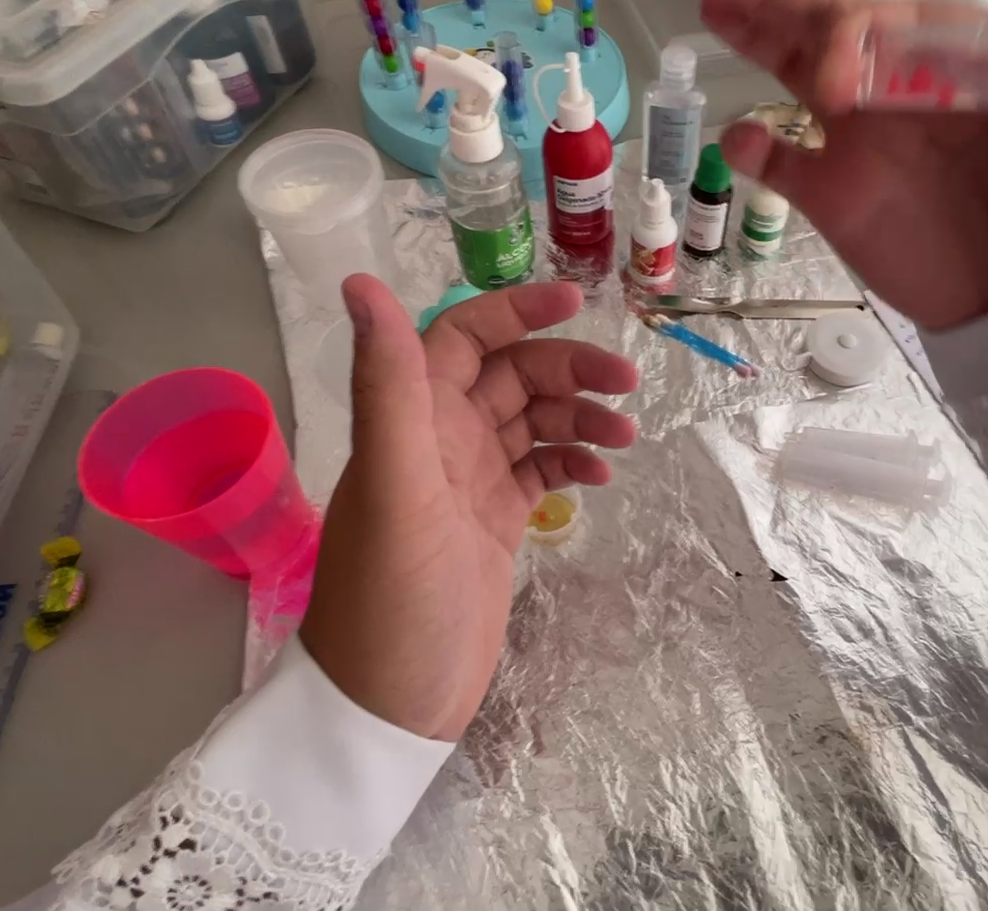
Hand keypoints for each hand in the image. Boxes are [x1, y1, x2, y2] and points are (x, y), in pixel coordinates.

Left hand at [299, 278, 638, 741]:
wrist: (392, 705)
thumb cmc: (394, 597)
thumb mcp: (398, 487)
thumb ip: (389, 386)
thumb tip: (360, 284)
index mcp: (411, 419)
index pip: (464, 337)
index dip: (516, 311)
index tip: (577, 302)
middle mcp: (439, 438)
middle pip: (514, 376)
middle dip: (570, 370)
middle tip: (627, 387)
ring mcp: (470, 480)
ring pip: (534, 421)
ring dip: (580, 417)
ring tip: (624, 437)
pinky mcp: (495, 519)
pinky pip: (540, 469)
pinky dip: (571, 461)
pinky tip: (598, 475)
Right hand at [686, 0, 987, 328]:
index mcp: (974, 59)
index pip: (910, 21)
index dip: (863, 36)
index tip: (837, 84)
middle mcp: (908, 83)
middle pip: (835, 17)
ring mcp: (865, 138)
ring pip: (797, 70)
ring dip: (754, 32)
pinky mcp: (837, 194)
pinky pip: (784, 165)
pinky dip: (756, 151)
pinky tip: (736, 139)